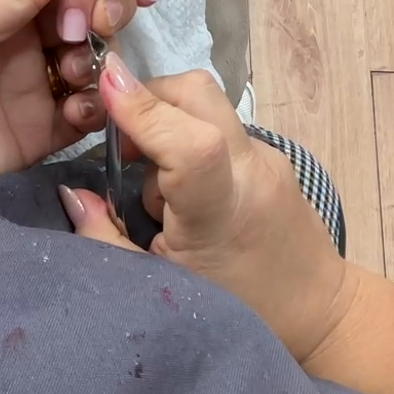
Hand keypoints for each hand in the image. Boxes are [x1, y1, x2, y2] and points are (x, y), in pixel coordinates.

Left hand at [0, 0, 151, 224]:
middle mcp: (18, 30)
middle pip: (86, 4)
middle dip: (106, 4)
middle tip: (101, 21)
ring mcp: (29, 81)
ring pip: (93, 57)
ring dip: (102, 56)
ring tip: (79, 68)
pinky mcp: (35, 130)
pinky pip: (82, 113)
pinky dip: (93, 106)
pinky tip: (80, 106)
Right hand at [58, 59, 354, 360]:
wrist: (320, 311)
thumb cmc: (237, 310)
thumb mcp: (161, 286)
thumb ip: (107, 239)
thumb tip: (74, 192)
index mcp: (221, 214)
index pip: (189, 143)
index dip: (144, 109)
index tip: (104, 82)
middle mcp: (252, 172)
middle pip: (199, 93)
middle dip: (146, 95)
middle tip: (115, 137)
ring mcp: (268, 158)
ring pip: (206, 104)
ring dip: (164, 120)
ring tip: (148, 179)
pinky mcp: (271, 156)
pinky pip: (217, 124)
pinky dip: (184, 135)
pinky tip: (176, 185)